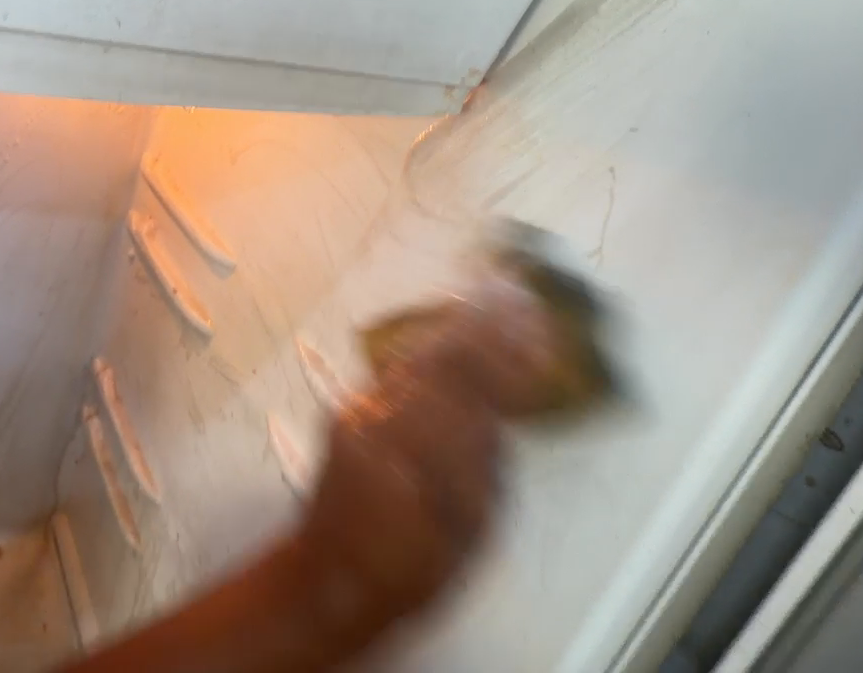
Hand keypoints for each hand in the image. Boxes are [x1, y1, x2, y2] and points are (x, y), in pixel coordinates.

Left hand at [296, 286, 562, 644]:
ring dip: (452, 327)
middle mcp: (389, 421)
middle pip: (443, 359)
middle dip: (481, 322)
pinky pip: (393, 373)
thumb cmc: (410, 569)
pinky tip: (440, 334)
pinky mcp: (346, 413)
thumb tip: (499, 414)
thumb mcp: (469, 528)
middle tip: (511, 287)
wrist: (330, 575)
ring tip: (483, 296)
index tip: (531, 318)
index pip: (476, 385)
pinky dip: (423, 349)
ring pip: (414, 359)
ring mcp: (362, 412)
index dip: (505, 349)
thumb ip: (485, 463)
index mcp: (430, 453)